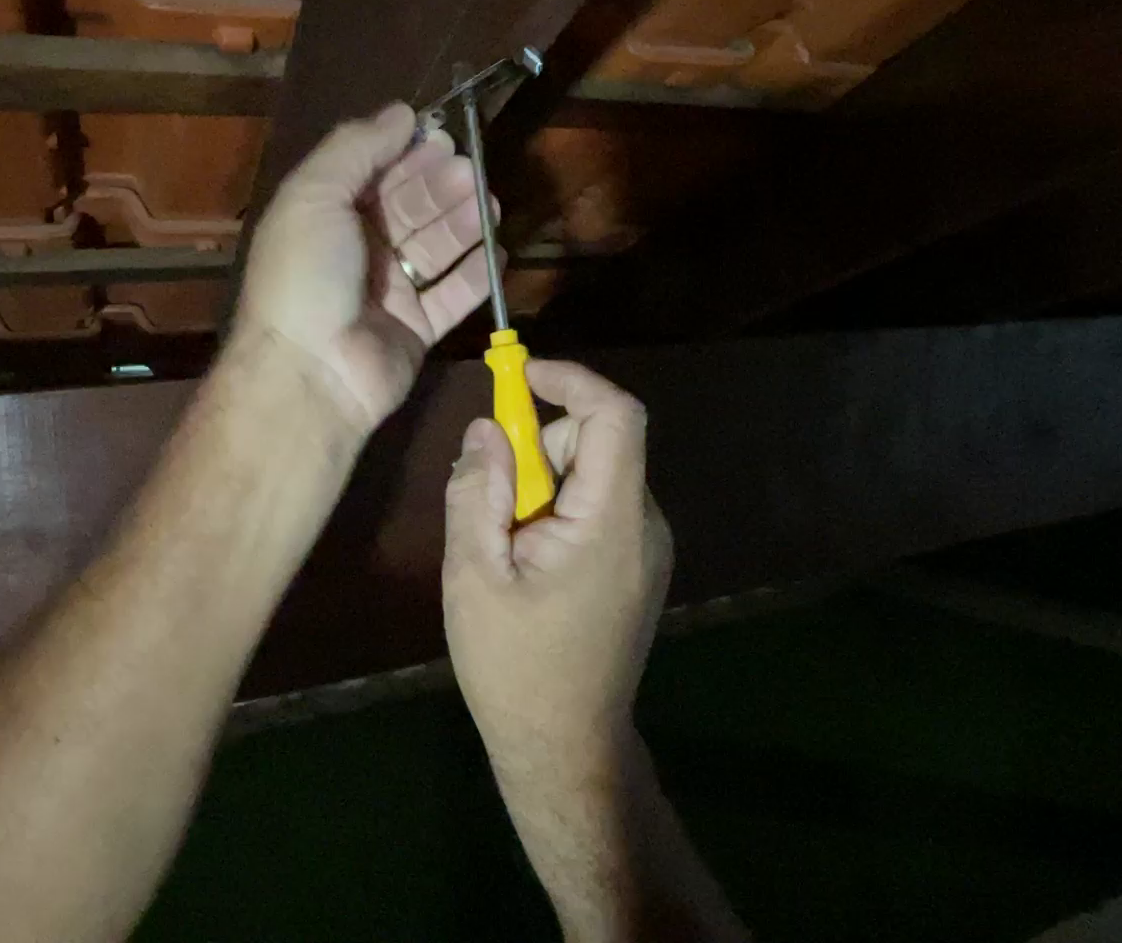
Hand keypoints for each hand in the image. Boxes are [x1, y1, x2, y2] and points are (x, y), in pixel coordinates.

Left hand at [236, 102, 495, 434]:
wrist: (310, 371)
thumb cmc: (306, 274)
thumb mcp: (314, 194)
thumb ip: (356, 147)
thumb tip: (401, 112)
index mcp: (327, 217)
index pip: (375, 174)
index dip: (407, 152)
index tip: (442, 134)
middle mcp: (359, 251)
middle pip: (410, 209)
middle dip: (439, 186)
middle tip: (470, 171)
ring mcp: (390, 293)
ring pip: (436, 249)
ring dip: (463, 223)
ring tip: (489, 202)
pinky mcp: (417, 330)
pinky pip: (453, 296)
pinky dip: (477, 275)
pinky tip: (499, 250)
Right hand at [442, 361, 672, 768]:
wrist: (566, 745)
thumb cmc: (514, 664)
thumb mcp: (474, 574)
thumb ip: (477, 491)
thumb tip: (484, 429)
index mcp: (610, 520)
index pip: (615, 415)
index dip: (571, 380)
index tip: (519, 375)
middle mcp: (643, 524)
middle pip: (599, 442)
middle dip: (539, 445)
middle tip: (490, 495)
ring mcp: (647, 548)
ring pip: (594, 474)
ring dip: (543, 481)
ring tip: (504, 543)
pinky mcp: (636, 565)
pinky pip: (597, 506)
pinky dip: (557, 506)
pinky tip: (528, 559)